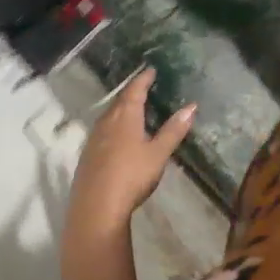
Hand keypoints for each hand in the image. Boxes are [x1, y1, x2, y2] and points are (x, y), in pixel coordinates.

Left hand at [68, 68, 195, 235]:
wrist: (96, 208)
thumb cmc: (131, 176)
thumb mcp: (158, 154)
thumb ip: (174, 130)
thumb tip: (192, 106)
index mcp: (125, 116)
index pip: (135, 90)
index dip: (144, 79)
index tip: (151, 70)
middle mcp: (107, 121)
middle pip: (120, 100)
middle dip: (132, 92)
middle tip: (143, 86)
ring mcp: (94, 138)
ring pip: (109, 115)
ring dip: (121, 108)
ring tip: (132, 108)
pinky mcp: (87, 155)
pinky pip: (102, 130)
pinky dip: (113, 124)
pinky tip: (116, 135)